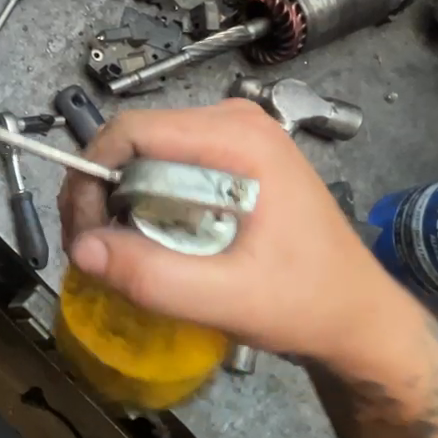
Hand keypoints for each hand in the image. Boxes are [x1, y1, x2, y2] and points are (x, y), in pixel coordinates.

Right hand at [57, 100, 419, 366]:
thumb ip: (154, 275)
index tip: (83, 235)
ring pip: (134, 154)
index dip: (90, 178)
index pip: (129, 131)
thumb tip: (81, 249)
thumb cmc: (304, 304)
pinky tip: (136, 240)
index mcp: (237, 139)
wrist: (356, 316)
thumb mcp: (229, 298)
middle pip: (127, 140)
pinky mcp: (221, 157)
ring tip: (108, 251)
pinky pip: (153, 167)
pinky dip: (131, 202)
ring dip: (108, 201)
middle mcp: (228, 122)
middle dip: (94, 194)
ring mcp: (226, 137)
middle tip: (87, 251)